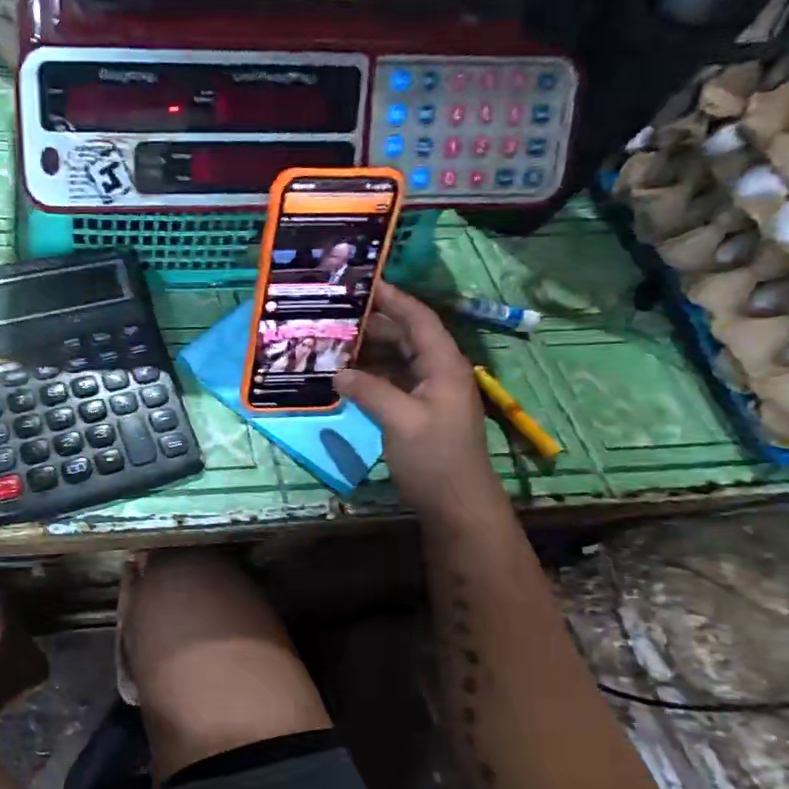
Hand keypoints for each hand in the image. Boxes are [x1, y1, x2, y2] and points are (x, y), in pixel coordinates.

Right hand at [334, 284, 500, 516]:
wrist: (456, 506)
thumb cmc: (435, 458)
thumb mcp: (401, 421)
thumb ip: (370, 390)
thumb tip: (338, 373)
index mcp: (444, 366)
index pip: (419, 319)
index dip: (394, 299)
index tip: (363, 282)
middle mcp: (438, 373)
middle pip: (406, 337)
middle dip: (373, 324)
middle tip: (335, 315)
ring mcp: (428, 394)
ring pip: (396, 360)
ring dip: (367, 351)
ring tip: (332, 342)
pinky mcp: (417, 413)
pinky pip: (390, 382)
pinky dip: (368, 376)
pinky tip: (343, 377)